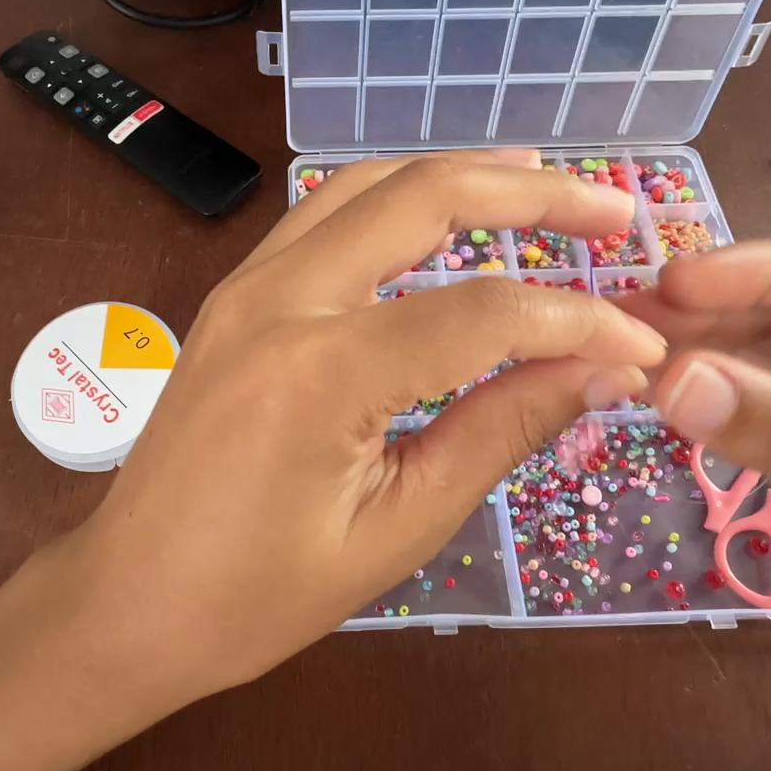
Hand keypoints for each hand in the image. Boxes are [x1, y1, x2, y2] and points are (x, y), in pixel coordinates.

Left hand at [78, 150, 665, 692]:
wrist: (128, 595)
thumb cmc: (258, 594)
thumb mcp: (398, 525)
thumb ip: (501, 430)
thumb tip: (601, 368)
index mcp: (322, 369)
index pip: (484, 313)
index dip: (576, 320)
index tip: (641, 343)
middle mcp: (280, 296)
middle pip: (422, 197)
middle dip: (529, 193)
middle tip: (611, 209)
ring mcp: (247, 281)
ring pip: (367, 185)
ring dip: (459, 174)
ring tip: (538, 182)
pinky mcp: (235, 290)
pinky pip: (324, 213)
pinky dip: (396, 198)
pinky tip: (439, 210)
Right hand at [618, 238, 770, 770]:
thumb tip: (675, 382)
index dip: (753, 271)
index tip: (671, 285)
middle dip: (702, 310)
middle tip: (618, 320)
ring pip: (751, 352)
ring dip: (688, 351)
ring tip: (616, 353)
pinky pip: (741, 406)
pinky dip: (694, 399)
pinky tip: (648, 393)